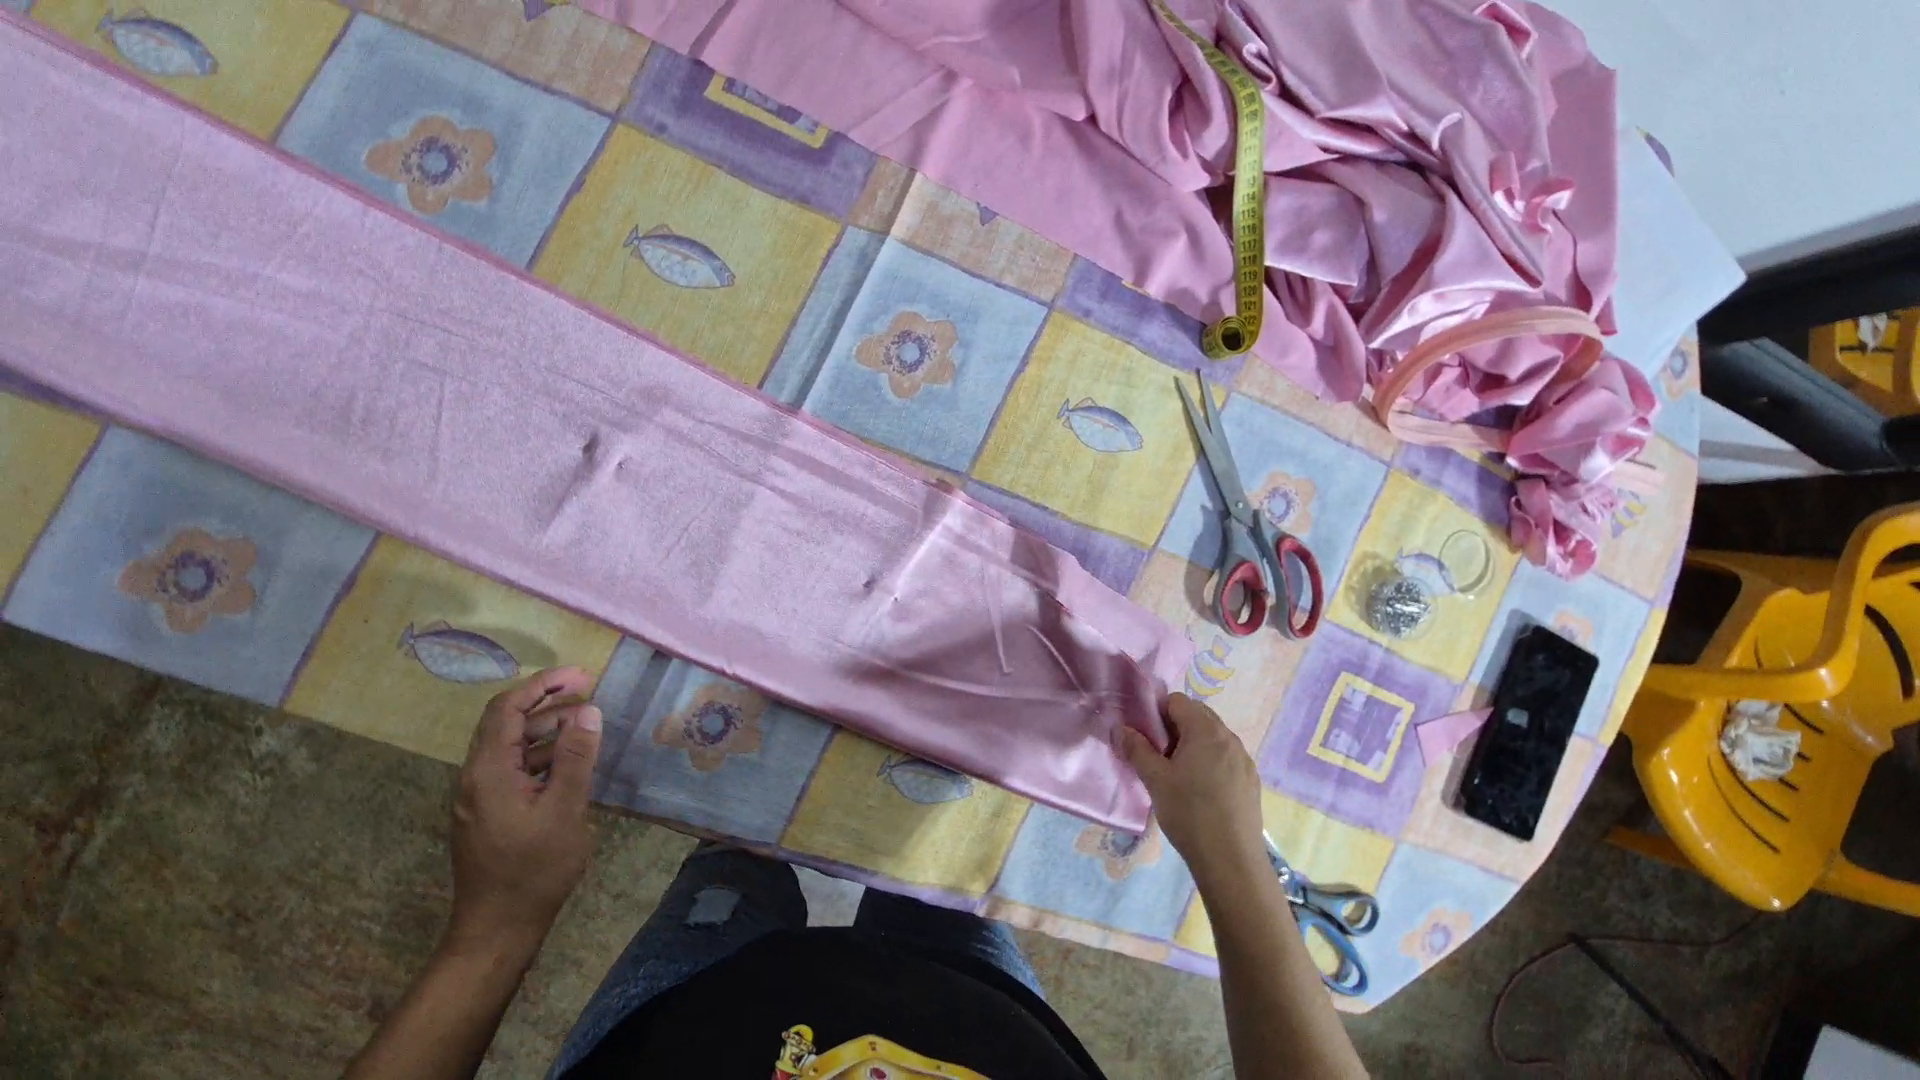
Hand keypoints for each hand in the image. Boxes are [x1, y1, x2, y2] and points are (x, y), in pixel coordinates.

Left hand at [446, 667, 602, 957]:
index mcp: (488, 771)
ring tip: (587, 728)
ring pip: (512, 748)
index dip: (543, 685)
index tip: (582, 677)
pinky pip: (513, 770)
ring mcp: (480, 798)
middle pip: (507, 724)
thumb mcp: (565, 809)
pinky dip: (542, 758)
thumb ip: (576, 758)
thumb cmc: (534, 869)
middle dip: (548, 704)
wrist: (497, 929)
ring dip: (548, 731)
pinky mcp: (489, 815)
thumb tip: (588, 712)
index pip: (508, 708)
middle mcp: (475, 777)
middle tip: (590, 697)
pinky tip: (570, 765)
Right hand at [1115, 693, 1265, 884]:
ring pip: (1213, 738)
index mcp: (1206, 730)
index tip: (1146, 739)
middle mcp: (1229, 737)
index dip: (1157, 714)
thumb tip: (1120, 728)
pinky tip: (1201, 793)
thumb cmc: (1189, 813)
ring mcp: (1244, 759)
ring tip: (1179, 777)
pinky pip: (1226, 758)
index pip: (1178, 701)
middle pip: (1198, 716)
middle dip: (1175, 729)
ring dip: (1193, 746)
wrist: (1231, 859)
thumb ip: (1136, 749)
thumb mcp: (1155, 780)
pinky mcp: (1251, 780)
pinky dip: (1210, 763)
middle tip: (1159, 758)